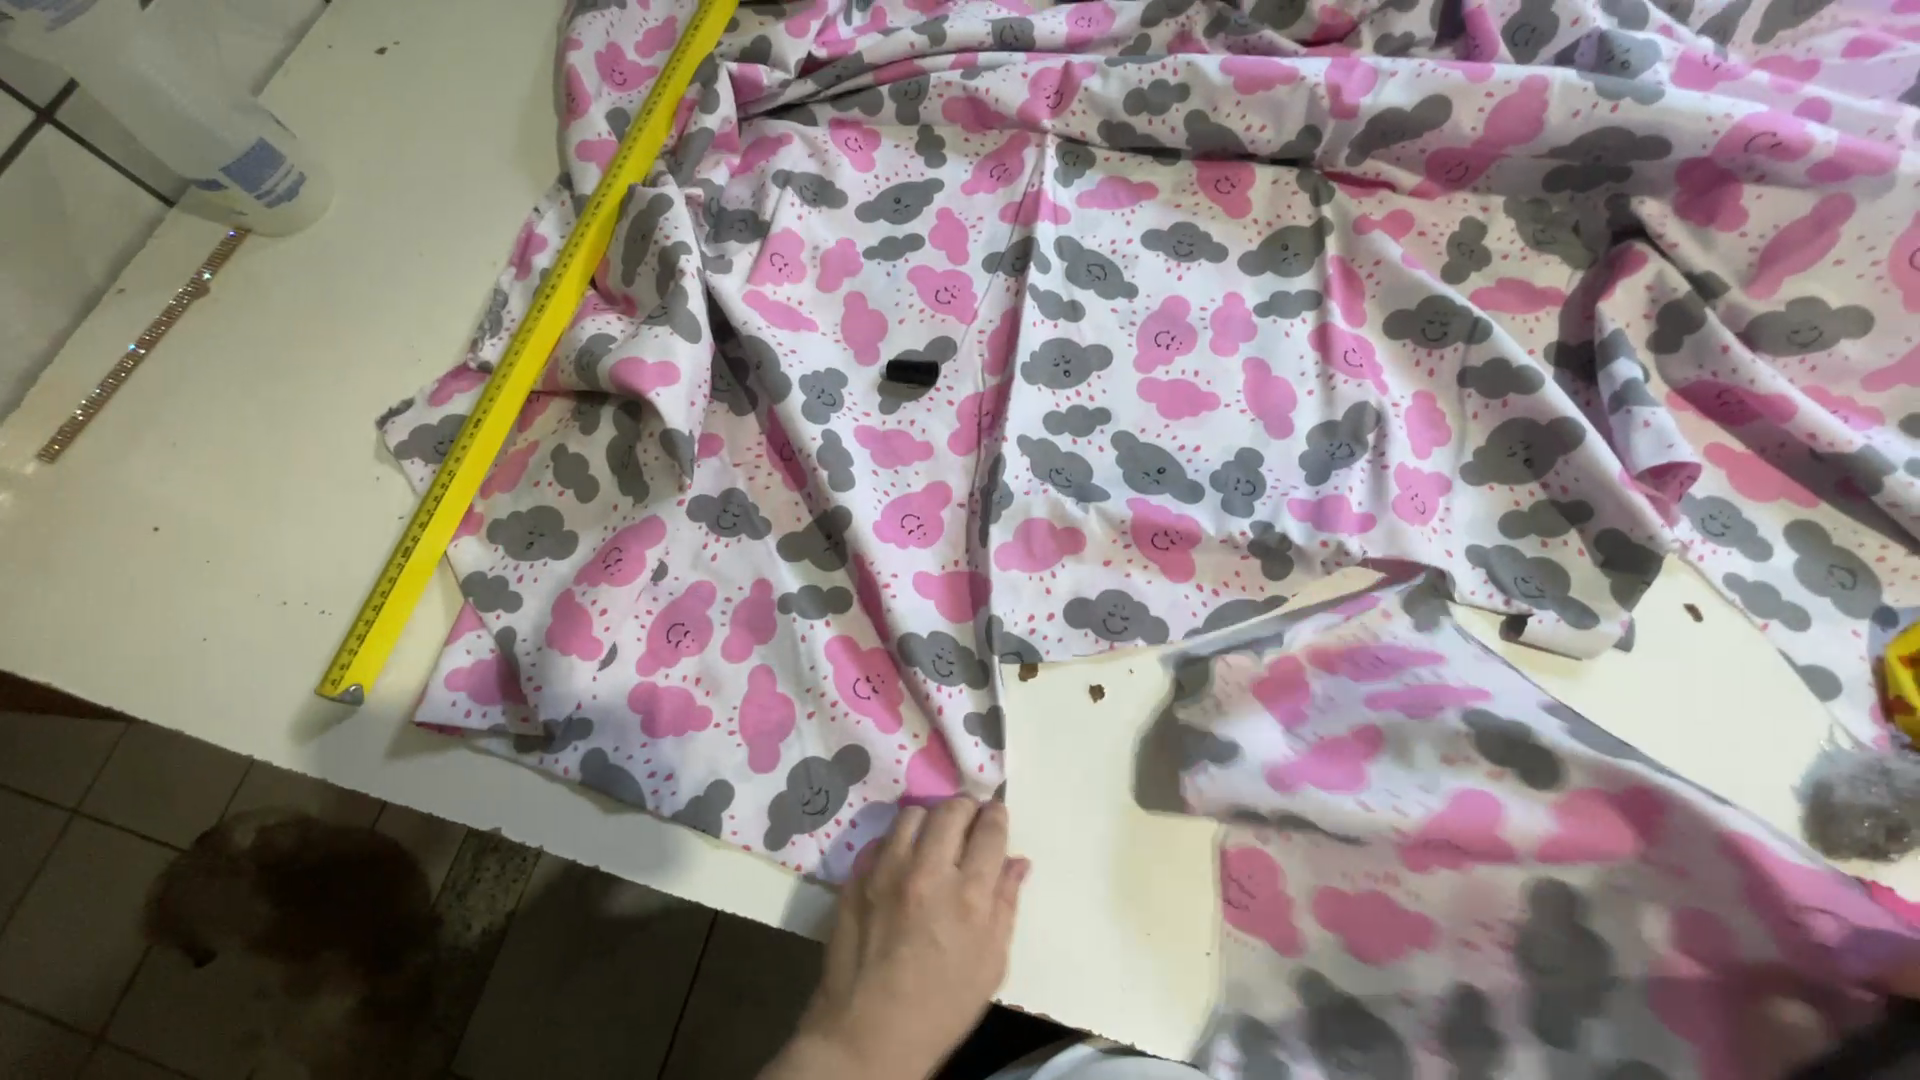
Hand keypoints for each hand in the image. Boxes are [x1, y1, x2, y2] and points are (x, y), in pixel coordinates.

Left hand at [761, 798, 1030, 1079]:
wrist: (868, 1033)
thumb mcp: (991, 963)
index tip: (997, 814)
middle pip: (951, 810)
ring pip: (912, 815)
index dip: (997, 815)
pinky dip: (895, 844)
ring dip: (929, 820)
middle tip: (969, 819)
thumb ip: (1005, 904)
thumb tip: (1017, 862)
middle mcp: (928, 871)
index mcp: (968, 894)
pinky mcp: (856, 878)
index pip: (989, 830)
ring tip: (933, 837)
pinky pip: (880, 841)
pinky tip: (901, 862)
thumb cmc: (942, 1006)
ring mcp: (886, 871)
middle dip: (966, 808)